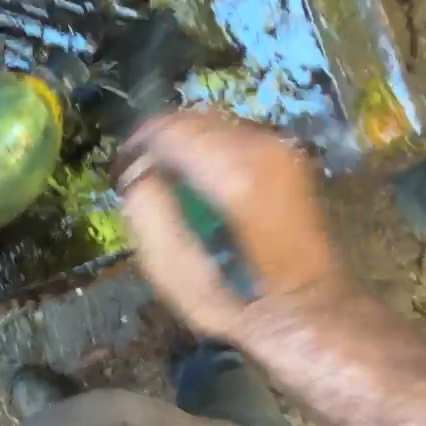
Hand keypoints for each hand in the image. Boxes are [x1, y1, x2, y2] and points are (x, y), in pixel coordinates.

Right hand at [119, 111, 352, 344]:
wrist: (304, 305)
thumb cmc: (236, 298)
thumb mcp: (176, 273)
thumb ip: (149, 216)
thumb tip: (136, 176)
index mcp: (233, 176)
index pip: (169, 130)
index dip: (137, 145)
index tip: (121, 170)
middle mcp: (260, 149)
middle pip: (190, 120)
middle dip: (158, 142)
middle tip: (138, 175)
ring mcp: (279, 148)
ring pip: (212, 122)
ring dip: (182, 144)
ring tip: (165, 179)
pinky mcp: (286, 155)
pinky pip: (232, 134)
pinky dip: (207, 149)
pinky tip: (197, 181)